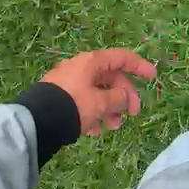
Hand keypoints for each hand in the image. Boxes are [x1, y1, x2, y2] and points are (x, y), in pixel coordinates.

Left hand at [39, 49, 156, 135]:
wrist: (35, 122)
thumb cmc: (73, 106)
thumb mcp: (100, 103)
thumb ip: (118, 99)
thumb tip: (124, 97)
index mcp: (92, 62)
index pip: (122, 58)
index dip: (139, 66)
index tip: (152, 78)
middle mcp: (81, 68)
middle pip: (111, 78)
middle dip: (123, 97)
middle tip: (131, 114)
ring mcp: (69, 82)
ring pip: (97, 92)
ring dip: (109, 108)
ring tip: (112, 127)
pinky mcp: (60, 98)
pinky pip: (84, 101)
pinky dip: (93, 113)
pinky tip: (94, 131)